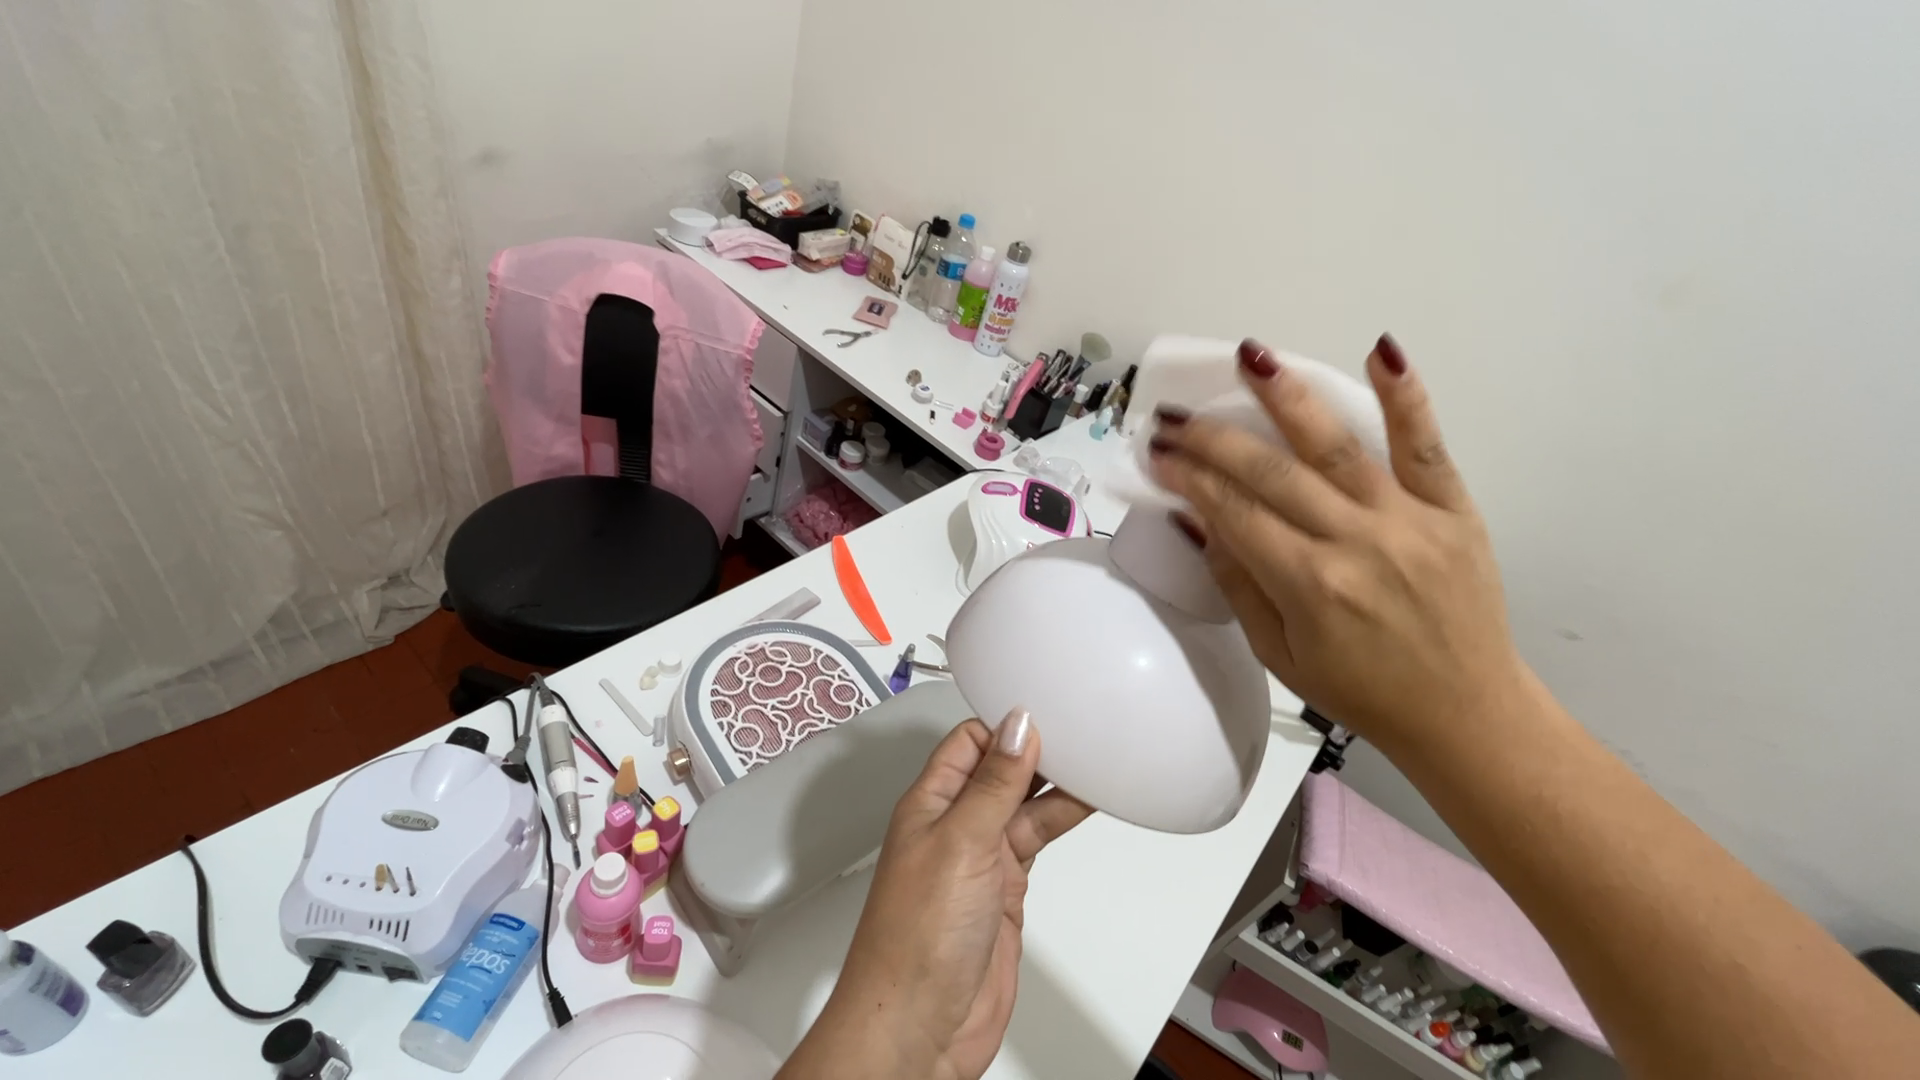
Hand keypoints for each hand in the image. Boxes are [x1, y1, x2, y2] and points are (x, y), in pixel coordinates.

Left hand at [778, 710, 1092, 1079]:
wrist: (920, 1026)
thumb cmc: (913, 940)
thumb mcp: (960, 843)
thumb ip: (993, 784)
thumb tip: (1017, 726)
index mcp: (930, 802)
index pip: (969, 741)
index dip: (1006, 724)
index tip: (1047, 710)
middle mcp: (954, 824)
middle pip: (1000, 769)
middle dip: (1037, 749)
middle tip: (1081, 728)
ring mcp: (981, 857)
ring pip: (1025, 803)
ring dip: (1057, 783)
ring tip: (1096, 759)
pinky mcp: (1004, 888)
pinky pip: (1037, 839)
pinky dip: (1061, 819)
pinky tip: (1085, 803)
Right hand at [1145, 335, 1524, 752]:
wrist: (1464, 711)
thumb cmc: (1360, 691)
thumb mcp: (1278, 653)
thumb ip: (1237, 583)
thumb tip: (1200, 520)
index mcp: (1309, 587)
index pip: (1234, 512)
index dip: (1189, 477)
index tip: (1158, 453)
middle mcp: (1356, 543)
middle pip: (1272, 472)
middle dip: (1214, 439)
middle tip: (1175, 416)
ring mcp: (1408, 519)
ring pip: (1337, 444)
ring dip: (1287, 397)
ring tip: (1250, 356)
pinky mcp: (1453, 507)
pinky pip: (1426, 443)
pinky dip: (1404, 395)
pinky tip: (1380, 351)